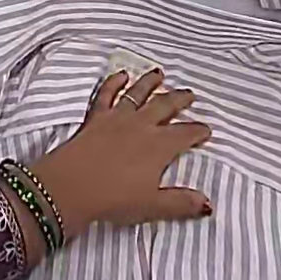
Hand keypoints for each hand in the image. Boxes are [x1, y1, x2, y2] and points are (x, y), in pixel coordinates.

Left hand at [26, 70, 212, 240]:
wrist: (73, 185)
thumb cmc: (113, 198)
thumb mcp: (152, 206)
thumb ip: (180, 202)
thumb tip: (207, 203)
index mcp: (158, 146)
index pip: (184, 134)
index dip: (197, 131)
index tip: (206, 129)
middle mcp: (141, 125)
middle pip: (165, 106)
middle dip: (179, 99)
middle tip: (190, 94)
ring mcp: (117, 117)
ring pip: (138, 93)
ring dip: (150, 82)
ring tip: (159, 73)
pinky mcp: (96, 116)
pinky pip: (107, 93)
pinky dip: (114, 82)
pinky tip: (120, 75)